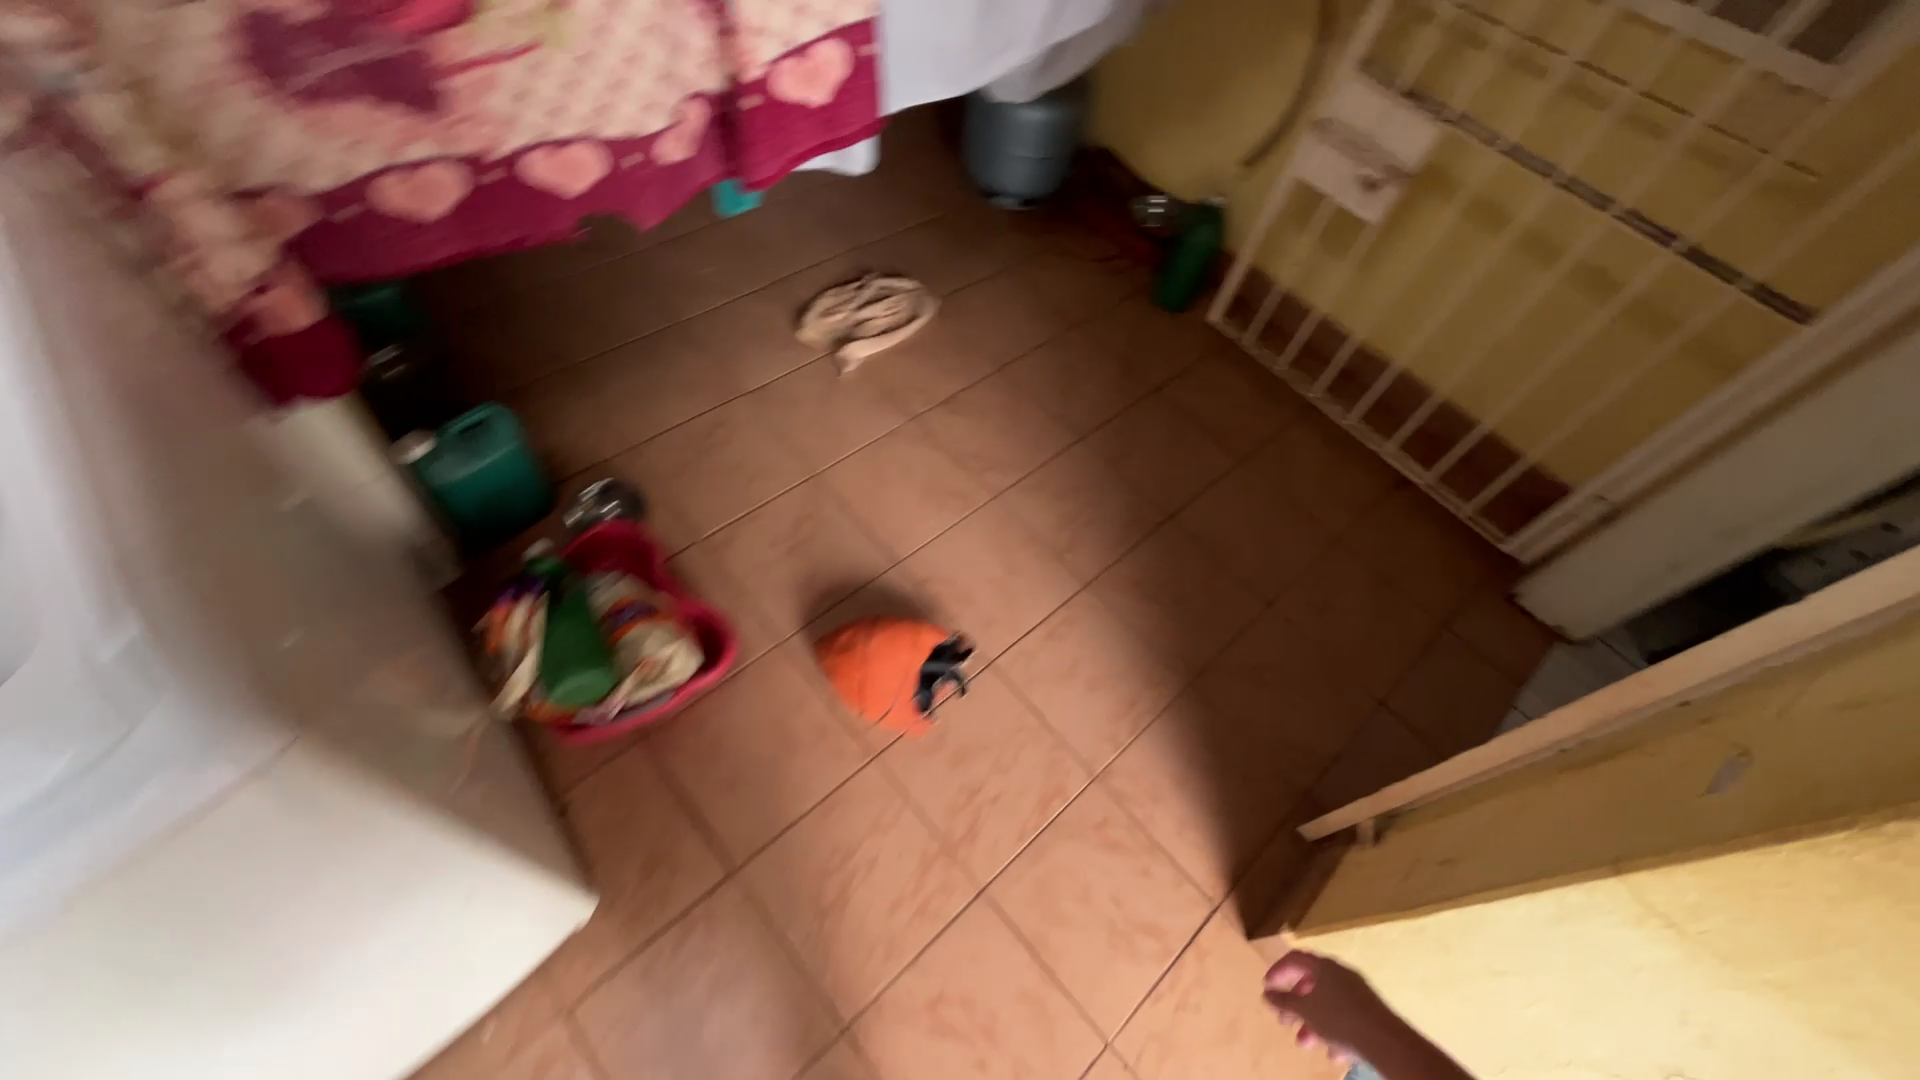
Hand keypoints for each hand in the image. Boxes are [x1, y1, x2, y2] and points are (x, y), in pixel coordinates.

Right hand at [1263, 948, 1394, 1060]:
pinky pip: (1345, 1015)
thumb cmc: (1338, 1018)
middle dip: (1296, 1006)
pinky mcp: (1371, 1010)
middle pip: (1311, 984)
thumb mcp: (1305, 1011)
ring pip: (1328, 1003)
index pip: (1294, 958)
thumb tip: (1267, 994)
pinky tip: (1334, 1052)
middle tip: (1285, 1022)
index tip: (1267, 988)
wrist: (1386, 1041)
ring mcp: (1358, 991)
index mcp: (1323, 965)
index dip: (1278, 971)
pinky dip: (1335, 1030)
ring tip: (1307, 1043)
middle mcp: (1340, 973)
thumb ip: (1283, 1001)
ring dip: (1313, 1022)